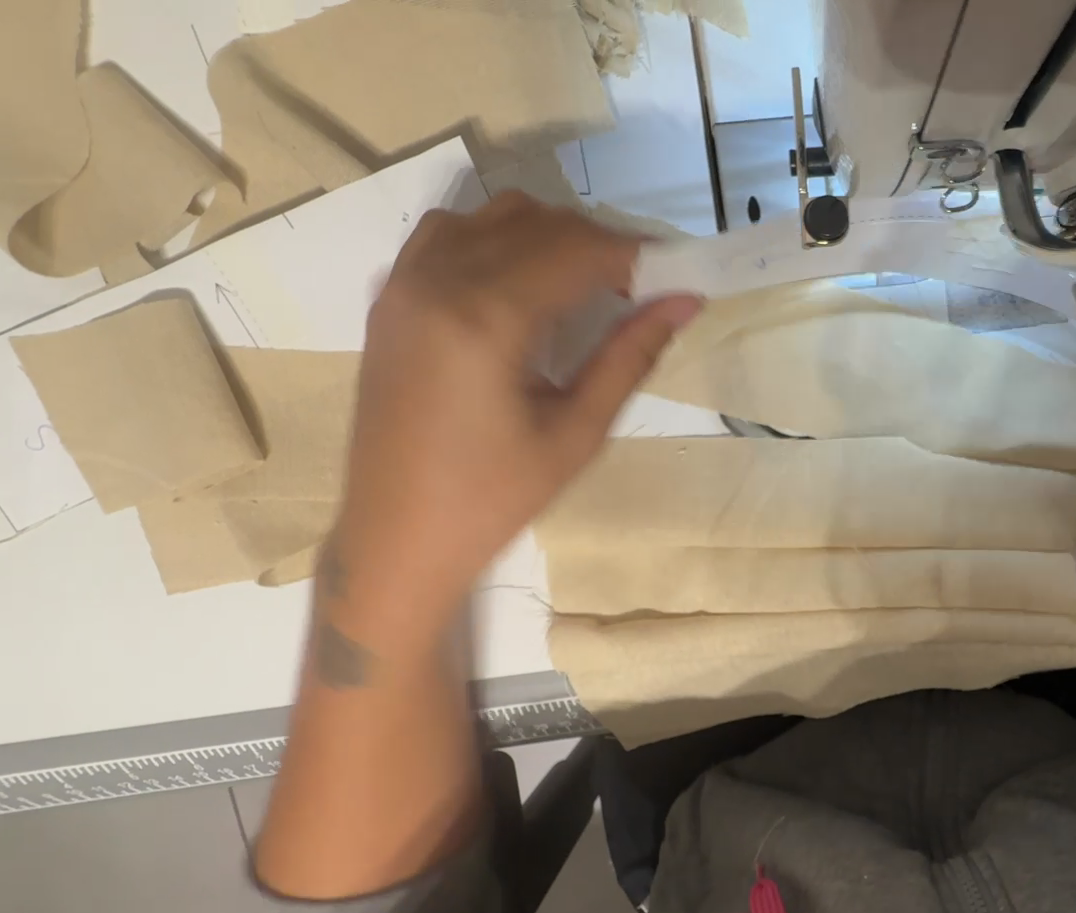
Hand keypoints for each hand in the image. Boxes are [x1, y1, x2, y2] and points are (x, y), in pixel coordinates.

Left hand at [334, 193, 701, 634]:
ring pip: (492, 216)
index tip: (674, 277)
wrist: (399, 534)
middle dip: (598, 245)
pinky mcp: (390, 298)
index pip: (576, 250)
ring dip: (549, 236)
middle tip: (639, 293)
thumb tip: (685, 302)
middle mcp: (437, 280)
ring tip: (584, 288)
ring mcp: (404, 283)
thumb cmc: (495, 497)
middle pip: (537, 222)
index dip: (634, 254)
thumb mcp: (578, 433)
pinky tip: (522, 286)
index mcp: (485, 318)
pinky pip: (449, 233)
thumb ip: (630, 357)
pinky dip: (497, 240)